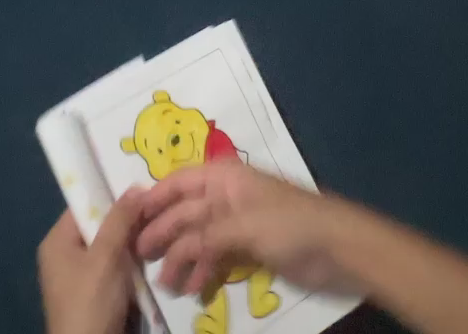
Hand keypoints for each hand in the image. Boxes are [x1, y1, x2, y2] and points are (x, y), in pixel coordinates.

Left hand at [38, 190, 144, 333]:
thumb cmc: (91, 302)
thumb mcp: (106, 257)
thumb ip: (120, 220)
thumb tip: (136, 186)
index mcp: (57, 241)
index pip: (84, 204)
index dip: (111, 195)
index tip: (140, 189)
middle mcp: (64, 255)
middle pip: (98, 226)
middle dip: (125, 222)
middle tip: (153, 210)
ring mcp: (79, 277)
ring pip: (109, 249)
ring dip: (130, 245)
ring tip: (155, 232)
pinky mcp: (95, 295)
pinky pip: (114, 269)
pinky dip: (130, 265)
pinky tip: (149, 259)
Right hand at [134, 160, 366, 297]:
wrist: (337, 246)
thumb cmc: (290, 223)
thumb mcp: (244, 226)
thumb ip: (206, 236)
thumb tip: (174, 249)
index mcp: (223, 177)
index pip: (178, 182)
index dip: (154, 199)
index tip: (130, 219)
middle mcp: (224, 195)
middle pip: (184, 212)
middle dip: (163, 233)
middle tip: (139, 257)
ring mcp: (235, 222)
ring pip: (197, 237)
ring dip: (182, 257)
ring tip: (166, 283)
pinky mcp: (247, 246)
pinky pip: (215, 255)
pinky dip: (203, 270)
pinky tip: (194, 289)